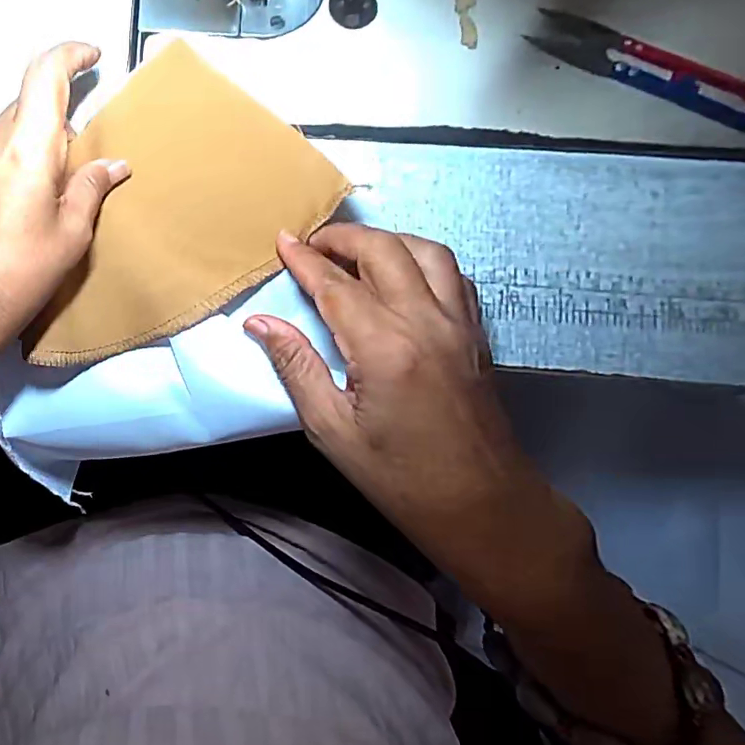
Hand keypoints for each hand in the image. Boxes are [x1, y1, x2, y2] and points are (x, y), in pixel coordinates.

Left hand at [0, 43, 129, 381]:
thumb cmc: (17, 274)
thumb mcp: (69, 236)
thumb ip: (90, 189)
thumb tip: (113, 165)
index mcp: (24, 145)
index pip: (45, 73)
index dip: (71, 54)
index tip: (92, 56)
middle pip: (27, 102)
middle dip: (59, 115)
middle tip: (79, 157)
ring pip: (7, 127)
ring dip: (34, 139)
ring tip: (51, 186)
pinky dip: (13, 156)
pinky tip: (21, 199)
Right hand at [245, 224, 598, 619]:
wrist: (484, 506)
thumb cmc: (399, 476)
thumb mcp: (331, 429)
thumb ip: (296, 366)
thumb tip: (259, 322)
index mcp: (384, 347)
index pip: (336, 284)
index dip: (304, 259)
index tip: (281, 241)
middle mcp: (426, 323)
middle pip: (384, 251)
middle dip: (342, 237)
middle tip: (310, 244)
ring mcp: (459, 324)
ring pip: (425, 251)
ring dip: (384, 240)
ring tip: (352, 252)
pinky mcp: (476, 333)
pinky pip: (453, 274)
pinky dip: (420, 259)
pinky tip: (399, 274)